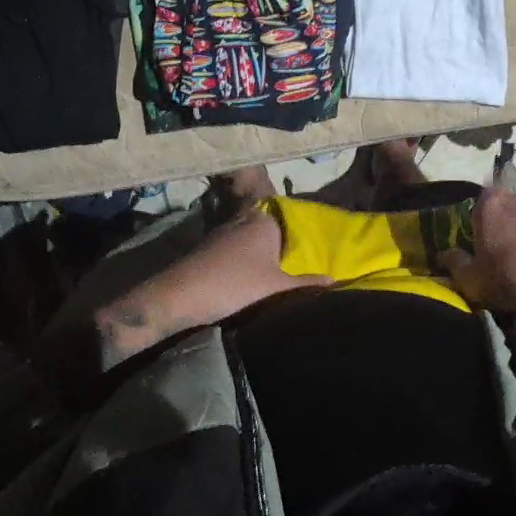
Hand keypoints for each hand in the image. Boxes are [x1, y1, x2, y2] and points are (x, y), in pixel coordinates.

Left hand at [91, 209, 327, 368]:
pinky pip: (238, 251)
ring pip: (253, 241)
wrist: (179, 297)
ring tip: (283, 274)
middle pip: (271, 230)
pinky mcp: (210, 250)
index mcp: (264, 223)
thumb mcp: (276, 288)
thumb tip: (336, 280)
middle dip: (284, 244)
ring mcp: (224, 234)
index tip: (317, 247)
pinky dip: (247, 262)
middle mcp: (244, 221)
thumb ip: (307, 284)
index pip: (290, 218)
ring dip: (264, 255)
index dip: (302, 232)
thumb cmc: (233, 285)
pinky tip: (254, 279)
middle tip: (304, 263)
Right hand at [439, 179, 515, 332]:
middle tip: (501, 252)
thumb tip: (445, 254)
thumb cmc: (515, 283)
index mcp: (491, 206)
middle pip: (506, 206)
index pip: (478, 200)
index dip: (477, 219)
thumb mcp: (473, 282)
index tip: (478, 239)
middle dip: (503, 224)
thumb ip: (454, 264)